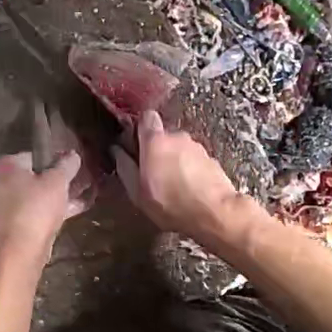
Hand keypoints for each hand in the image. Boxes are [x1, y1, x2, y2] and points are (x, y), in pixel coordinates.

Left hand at [0, 150, 84, 261]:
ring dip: (59, 193)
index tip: (72, 163)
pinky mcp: (14, 222)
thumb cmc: (37, 207)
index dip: (55, 157)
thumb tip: (73, 155)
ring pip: (37, 194)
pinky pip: (37, 209)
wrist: (22, 248)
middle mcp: (0, 182)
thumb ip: (66, 165)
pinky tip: (77, 207)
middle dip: (59, 178)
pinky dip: (53, 207)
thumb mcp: (57, 181)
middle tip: (79, 178)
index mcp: (5, 166)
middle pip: (35, 175)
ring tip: (83, 191)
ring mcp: (6, 204)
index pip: (33, 154)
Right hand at [112, 110, 245, 242]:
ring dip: (175, 162)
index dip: (140, 129)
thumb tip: (117, 151)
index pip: (146, 118)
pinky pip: (194, 160)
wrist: (214, 213)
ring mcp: (198, 147)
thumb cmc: (171, 204)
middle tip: (153, 176)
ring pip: (180, 149)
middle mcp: (178, 137)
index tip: (136, 146)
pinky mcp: (212, 160)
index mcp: (156, 141)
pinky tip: (189, 190)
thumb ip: (125, 168)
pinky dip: (190, 170)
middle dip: (158, 152)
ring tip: (173, 187)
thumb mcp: (138, 192)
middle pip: (163, 137)